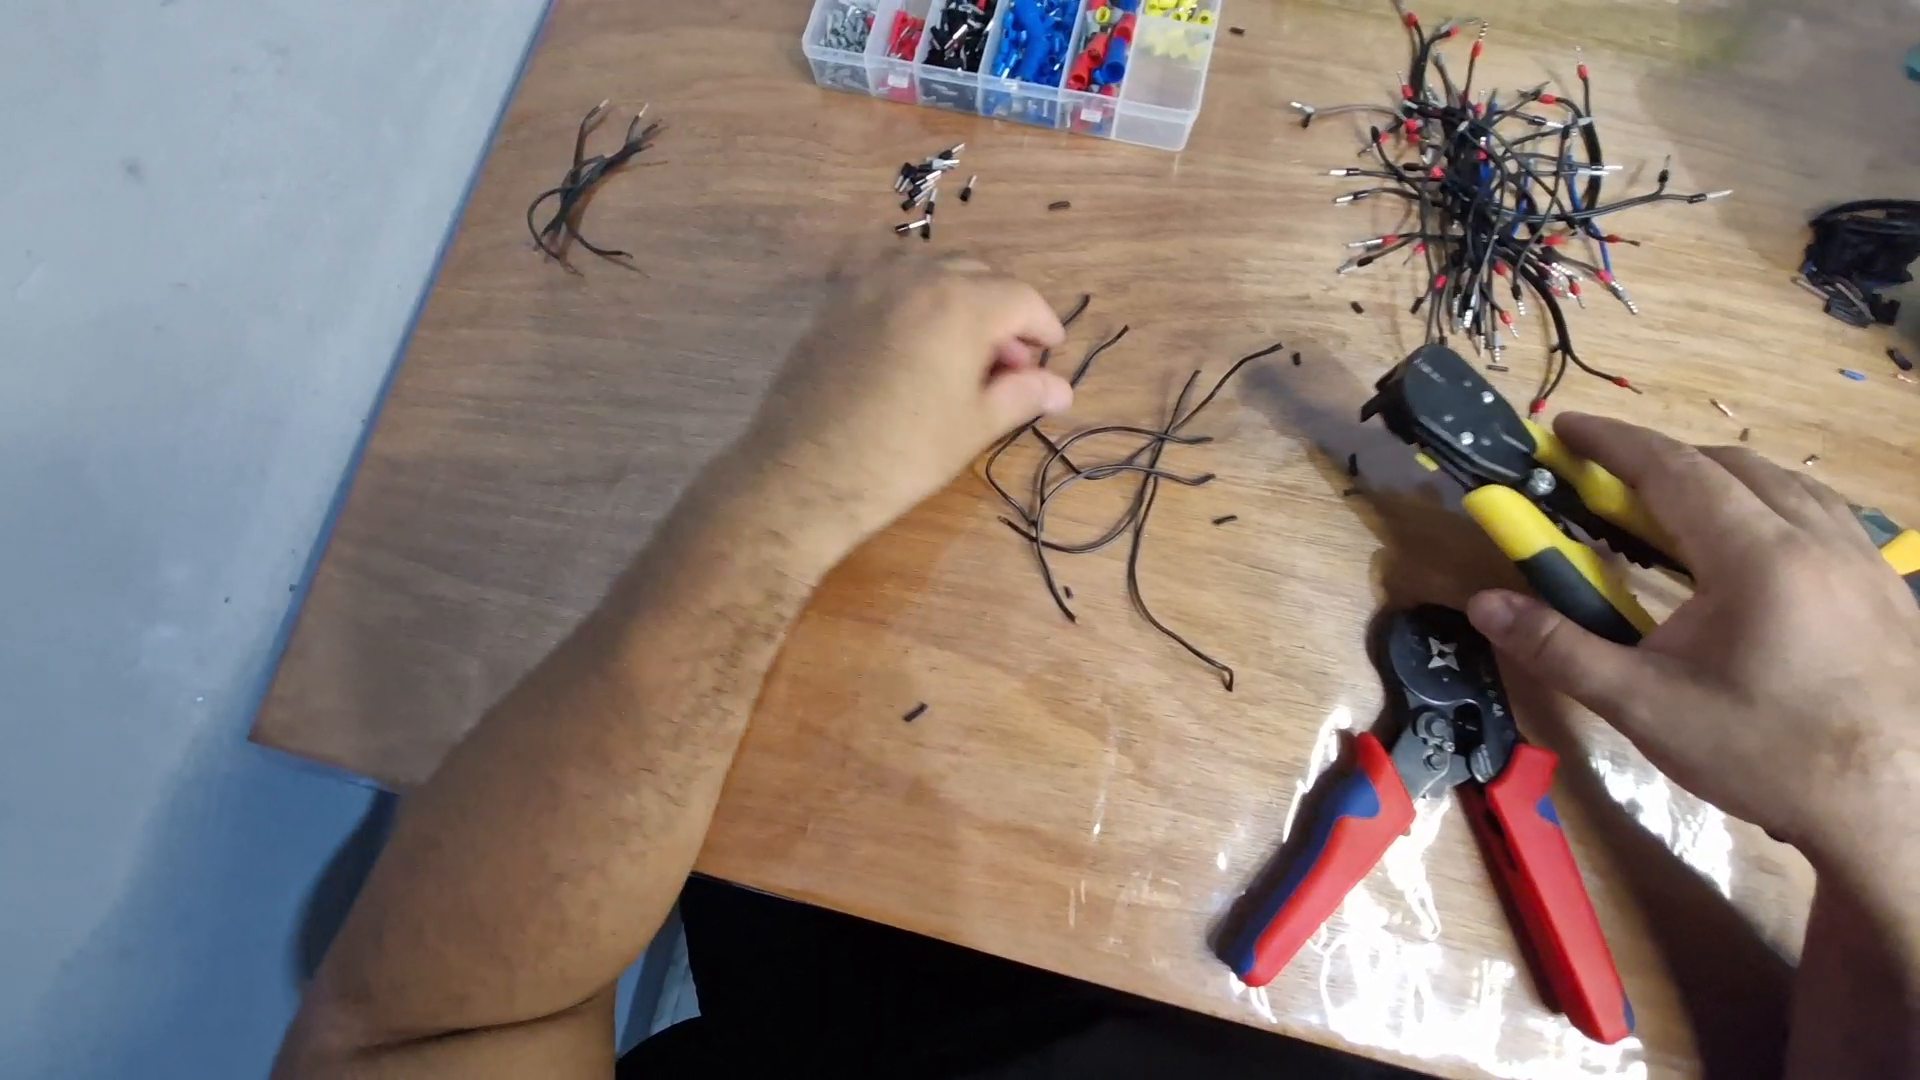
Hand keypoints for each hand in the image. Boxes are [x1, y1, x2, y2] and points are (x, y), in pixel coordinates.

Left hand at [733, 256, 1070, 566]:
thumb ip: (1023, 395)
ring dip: (959, 300)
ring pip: (930, 274)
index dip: (1043, 324)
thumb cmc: (903, 455)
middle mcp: (914, 278)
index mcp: (960, 303)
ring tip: (963, 353)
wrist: (807, 474)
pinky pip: (890, 287)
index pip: (1020, 297)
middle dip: (1003, 311)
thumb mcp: (973, 426)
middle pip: (977, 276)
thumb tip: (1062, 389)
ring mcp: (866, 286)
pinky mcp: (833, 305)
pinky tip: (915, 349)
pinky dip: (916, 304)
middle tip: (1009, 362)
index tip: (1050, 352)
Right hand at [1464, 413, 1919, 868]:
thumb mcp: (1642, 704)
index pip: (1676, 472)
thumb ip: (1556, 646)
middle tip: (1599, 477)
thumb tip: (1481, 603)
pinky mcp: (1887, 598)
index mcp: (1759, 560)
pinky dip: (1761, 507)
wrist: (1906, 819)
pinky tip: (1738, 549)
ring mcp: (1866, 570)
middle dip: (1659, 459)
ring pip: (1787, 488)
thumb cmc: (1768, 754)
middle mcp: (1821, 546)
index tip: (1564, 428)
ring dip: (1714, 479)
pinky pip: (1819, 520)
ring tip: (1661, 504)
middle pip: (1734, 468)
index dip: (1613, 443)